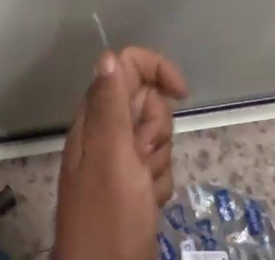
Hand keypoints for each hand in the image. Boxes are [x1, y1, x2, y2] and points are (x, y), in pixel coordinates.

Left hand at [55, 48, 188, 259]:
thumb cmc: (108, 218)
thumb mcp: (110, 156)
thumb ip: (110, 105)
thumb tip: (108, 55)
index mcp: (94, 119)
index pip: (126, 67)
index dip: (156, 69)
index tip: (180, 92)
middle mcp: (105, 133)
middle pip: (146, 100)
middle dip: (157, 126)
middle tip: (142, 156)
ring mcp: (120, 162)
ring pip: (156, 135)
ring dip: (160, 159)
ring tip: (144, 185)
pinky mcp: (134, 187)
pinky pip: (159, 167)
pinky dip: (160, 183)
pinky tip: (149, 202)